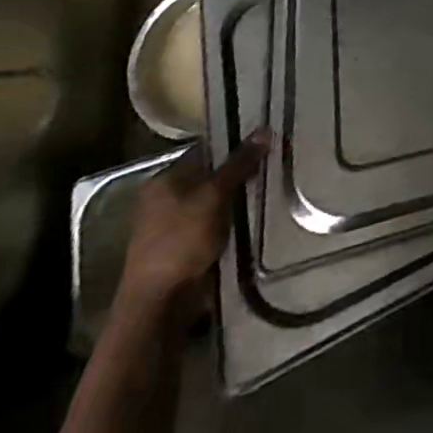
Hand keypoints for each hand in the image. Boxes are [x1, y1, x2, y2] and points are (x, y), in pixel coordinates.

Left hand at [119, 132, 267, 305]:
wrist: (161, 301)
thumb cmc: (182, 240)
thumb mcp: (214, 196)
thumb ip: (239, 164)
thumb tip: (264, 130)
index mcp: (164, 179)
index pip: (204, 150)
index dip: (233, 144)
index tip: (264, 143)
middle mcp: (164, 198)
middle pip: (209, 175)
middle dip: (238, 173)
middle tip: (272, 167)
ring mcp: (172, 225)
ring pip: (214, 201)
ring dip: (237, 199)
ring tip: (269, 191)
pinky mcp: (184, 248)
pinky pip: (214, 224)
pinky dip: (231, 221)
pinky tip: (254, 220)